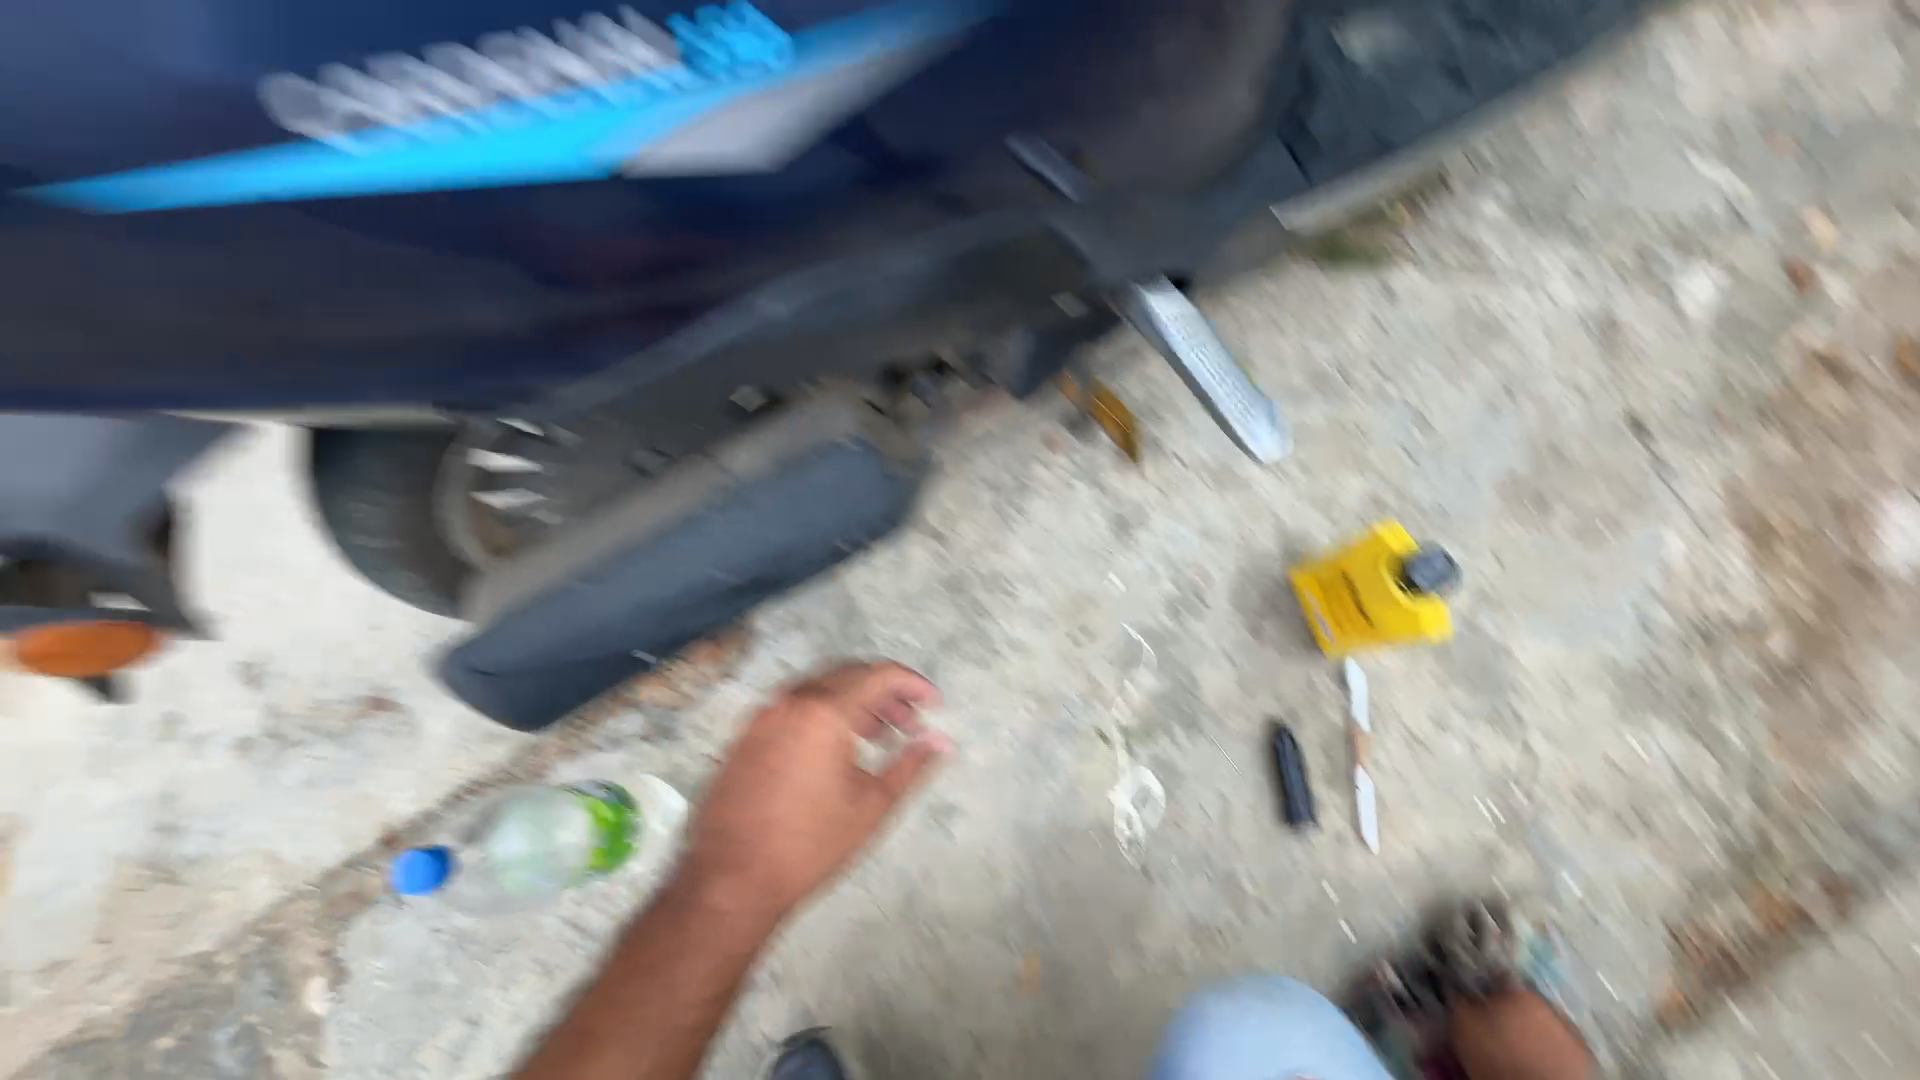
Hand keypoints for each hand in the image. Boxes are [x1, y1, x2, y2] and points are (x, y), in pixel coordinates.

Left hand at [676, 661, 951, 923]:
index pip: (880, 675)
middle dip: (886, 694)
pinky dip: (823, 714)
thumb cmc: (809, 845)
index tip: (934, 706)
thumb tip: (943, 742)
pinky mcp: (744, 735)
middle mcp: (792, 700)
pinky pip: (794, 707)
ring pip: (820, 689)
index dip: (913, 685)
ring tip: (876, 738)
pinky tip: (835, 750)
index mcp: (825, 711)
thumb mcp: (872, 806)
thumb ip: (911, 765)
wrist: (729, 880)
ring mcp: (762, 715)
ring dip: (854, 702)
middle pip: (850, 675)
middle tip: (909, 725)